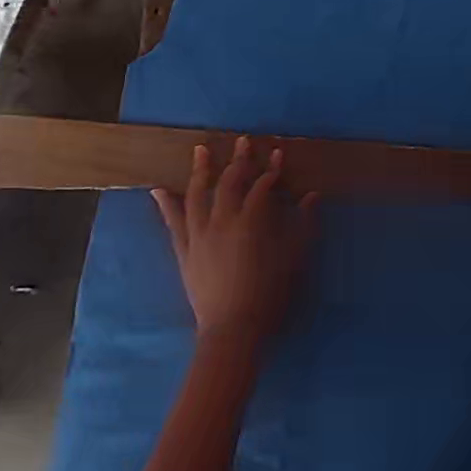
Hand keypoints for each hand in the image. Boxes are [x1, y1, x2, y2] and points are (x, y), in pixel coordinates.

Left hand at [151, 137, 319, 343]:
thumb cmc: (270, 295)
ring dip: (200, 170)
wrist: (233, 329)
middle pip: (229, 182)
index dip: (272, 169)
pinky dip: (166, 204)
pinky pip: (173, 223)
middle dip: (238, 161)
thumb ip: (304, 224)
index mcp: (251, 221)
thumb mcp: (295, 258)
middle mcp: (222, 220)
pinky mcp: (184, 251)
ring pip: (197, 194)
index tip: (278, 154)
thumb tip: (312, 196)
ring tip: (200, 150)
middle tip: (243, 141)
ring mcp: (199, 234)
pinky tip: (158, 189)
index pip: (263, 186)